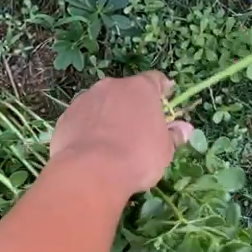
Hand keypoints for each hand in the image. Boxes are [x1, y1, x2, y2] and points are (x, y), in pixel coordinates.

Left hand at [48, 73, 192, 196]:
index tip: (166, 97)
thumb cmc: (137, 157)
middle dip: (132, 105)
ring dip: (108, 115)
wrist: (91, 170)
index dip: (161, 89)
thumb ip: (174, 135)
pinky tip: (91, 148)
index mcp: (140, 88)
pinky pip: (82, 118)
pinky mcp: (66, 116)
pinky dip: (88, 128)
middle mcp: (111, 86)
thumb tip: (185, 128)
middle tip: (137, 127)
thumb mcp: (165, 150)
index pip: (155, 80)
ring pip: (101, 103)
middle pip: (125, 91)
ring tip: (112, 141)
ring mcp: (85, 99)